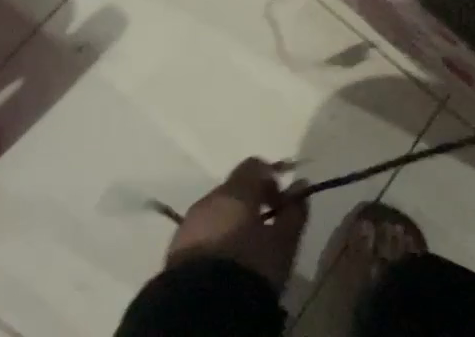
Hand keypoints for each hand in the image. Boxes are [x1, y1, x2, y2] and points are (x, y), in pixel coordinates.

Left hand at [166, 158, 308, 290]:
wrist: (203, 309)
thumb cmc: (251, 265)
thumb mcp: (284, 241)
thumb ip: (294, 210)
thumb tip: (300, 186)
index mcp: (235, 192)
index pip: (255, 166)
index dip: (272, 178)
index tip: (283, 201)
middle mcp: (208, 200)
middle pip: (233, 189)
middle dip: (251, 202)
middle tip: (267, 226)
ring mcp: (188, 224)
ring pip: (215, 212)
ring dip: (231, 222)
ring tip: (246, 248)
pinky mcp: (174, 250)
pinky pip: (201, 233)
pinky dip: (215, 238)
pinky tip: (226, 261)